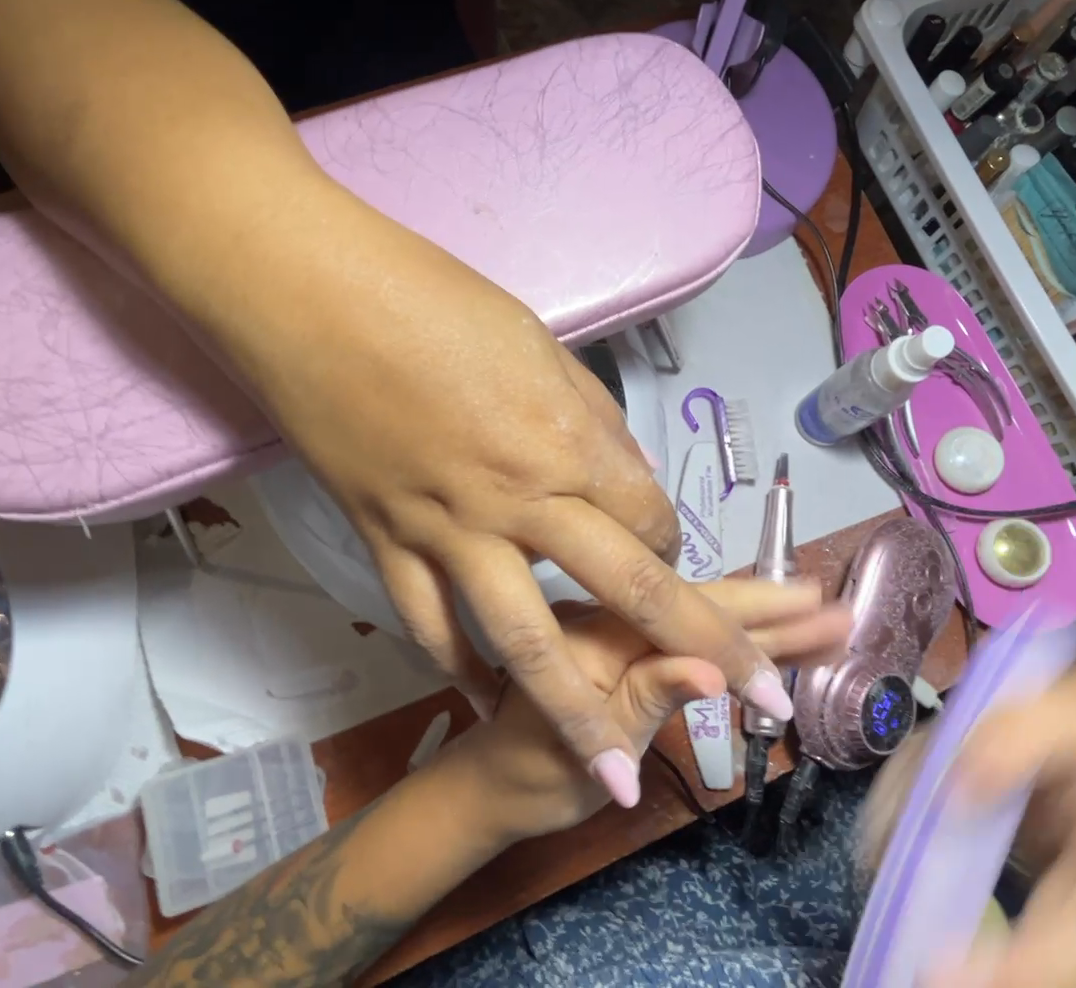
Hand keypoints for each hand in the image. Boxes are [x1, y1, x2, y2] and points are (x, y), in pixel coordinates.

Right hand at [253, 192, 797, 806]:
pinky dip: (454, 666)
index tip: (669, 554)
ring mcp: (448, 531)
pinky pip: (427, 623)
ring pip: (524, 640)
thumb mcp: (538, 346)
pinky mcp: (385, 540)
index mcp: (565, 440)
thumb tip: (620, 477)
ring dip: (577, 715)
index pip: (649, 518)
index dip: (671, 542)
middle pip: (629, 587)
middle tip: (765, 699)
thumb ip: (588, 422)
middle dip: (708, 646)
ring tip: (619, 778)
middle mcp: (519, 500)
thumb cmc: (434, 299)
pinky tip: (480, 698)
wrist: (310, 297)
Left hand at [441, 580, 851, 841]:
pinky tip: (767, 636)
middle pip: (703, 607)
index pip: (692, 615)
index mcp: (601, 628)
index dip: (760, 622)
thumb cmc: (533, 775)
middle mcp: (612, 616)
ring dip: (762, 619)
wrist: (491, 785)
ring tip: (820, 612)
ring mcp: (619, 630)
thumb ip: (649, 697)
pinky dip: (732, 637)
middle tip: (837, 604)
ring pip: (698, 619)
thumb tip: (714, 671)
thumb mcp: (589, 746)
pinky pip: (684, 635)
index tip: (820, 615)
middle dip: (774, 609)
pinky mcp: (625, 649)